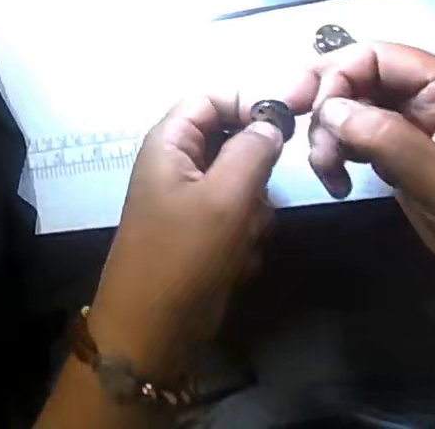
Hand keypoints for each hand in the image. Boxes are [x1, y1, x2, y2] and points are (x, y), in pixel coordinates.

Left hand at [87, 86, 310, 376]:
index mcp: (170, 141)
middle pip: (229, 138)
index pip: (211, 97)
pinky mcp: (200, 229)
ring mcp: (188, 196)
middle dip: (253, 170)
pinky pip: (236, 212)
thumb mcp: (226, 197)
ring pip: (239, 179)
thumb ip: (254, 150)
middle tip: (261, 196)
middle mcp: (177, 161)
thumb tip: (271, 123)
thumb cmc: (183, 256)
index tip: (283, 126)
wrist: (151, 336)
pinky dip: (244, 232)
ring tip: (245, 237)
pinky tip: (238, 259)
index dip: (246, 103)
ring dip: (253, 208)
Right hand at [306, 41, 434, 309]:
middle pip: (364, 78)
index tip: (309, 107)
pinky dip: (342, 153)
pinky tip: (336, 177)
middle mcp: (433, 101)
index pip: (382, 56)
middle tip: (293, 125)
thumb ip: (390, 141)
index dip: (339, 72)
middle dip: (326, 98)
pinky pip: (365, 141)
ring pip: (358, 110)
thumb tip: (329, 108)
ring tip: (326, 170)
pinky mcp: (413, 160)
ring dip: (331, 131)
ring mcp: (421, 131)